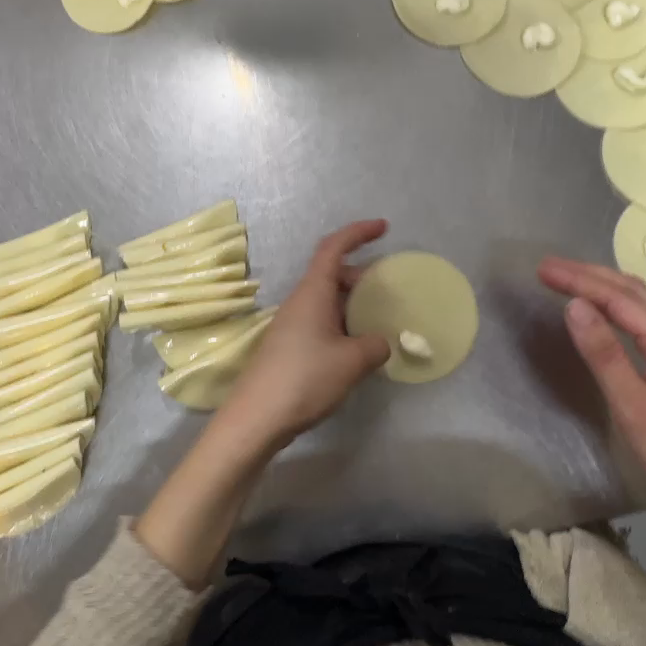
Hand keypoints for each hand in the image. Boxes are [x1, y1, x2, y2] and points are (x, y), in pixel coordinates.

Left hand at [219, 219, 390, 448]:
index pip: (333, 248)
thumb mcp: (351, 362)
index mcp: (312, 293)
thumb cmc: (304, 379)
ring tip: (378, 322)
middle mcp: (299, 302)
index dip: (357, 233)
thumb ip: (374, 346)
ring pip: (327, 301)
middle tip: (388, 292)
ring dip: (352, 304)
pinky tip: (357, 349)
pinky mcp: (289, 347)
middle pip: (331, 274)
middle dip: (361, 276)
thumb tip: (381, 343)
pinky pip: (321, 322)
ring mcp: (291, 325)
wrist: (257, 418)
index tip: (383, 228)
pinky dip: (342, 325)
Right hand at [538, 257, 645, 521]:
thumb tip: (574, 306)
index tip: (543, 270)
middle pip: (637, 292)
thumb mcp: (636, 413)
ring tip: (572, 278)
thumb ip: (605, 356)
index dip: (580, 281)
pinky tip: (613, 306)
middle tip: (548, 268)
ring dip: (609, 283)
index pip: (622, 300)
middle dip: (590, 275)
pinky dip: (626, 299)